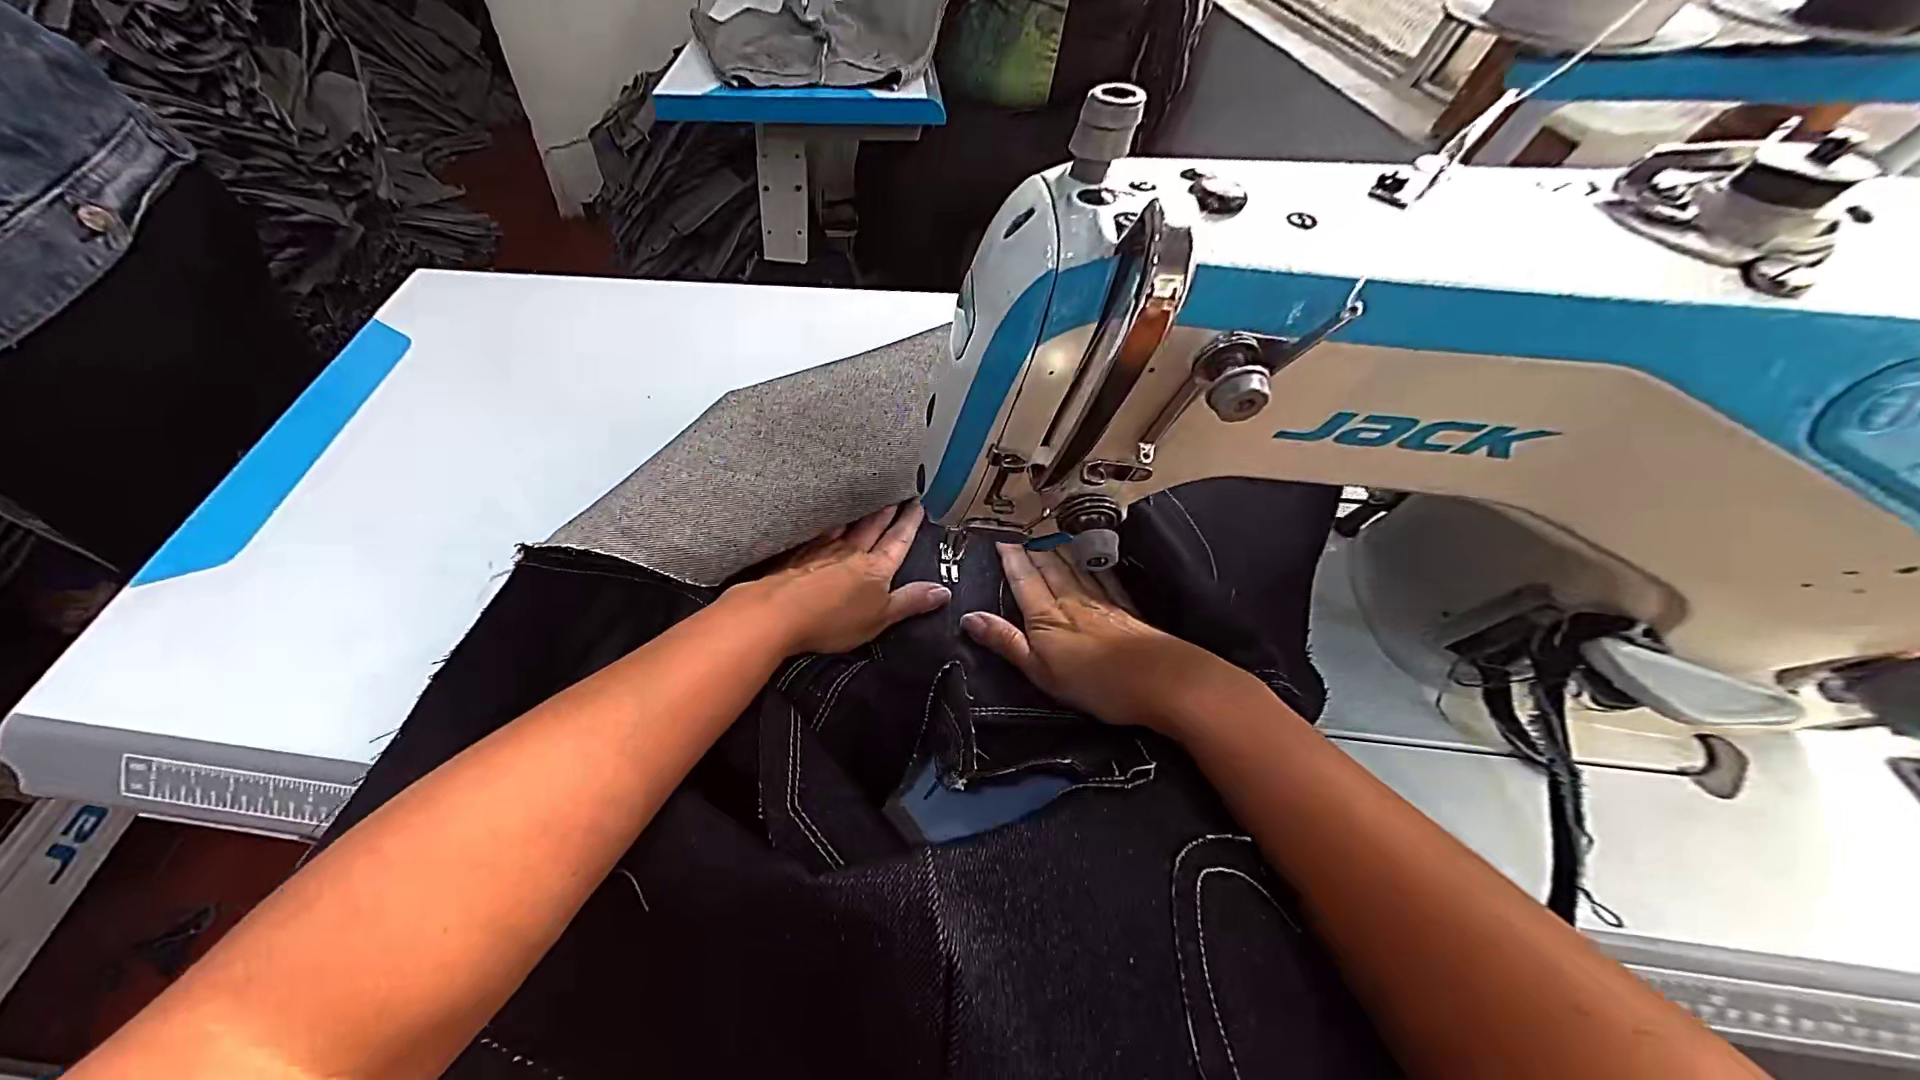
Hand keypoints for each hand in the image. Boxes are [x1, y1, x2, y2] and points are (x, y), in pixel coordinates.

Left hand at [726, 502, 950, 655]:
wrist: (778, 612)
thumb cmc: (828, 618)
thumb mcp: (880, 618)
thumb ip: (911, 602)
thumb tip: (941, 593)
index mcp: (875, 567)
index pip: (898, 540)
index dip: (910, 523)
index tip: (917, 507)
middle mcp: (850, 552)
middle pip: (873, 525)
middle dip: (888, 511)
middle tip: (897, 496)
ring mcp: (821, 550)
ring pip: (846, 525)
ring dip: (859, 513)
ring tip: (866, 501)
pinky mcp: (796, 555)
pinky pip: (817, 532)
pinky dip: (826, 524)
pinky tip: (824, 522)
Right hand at [961, 543, 1265, 735]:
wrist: (1160, 681)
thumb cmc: (1098, 683)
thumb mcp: (1040, 671)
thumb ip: (1006, 642)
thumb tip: (971, 619)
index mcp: (1048, 617)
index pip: (1024, 580)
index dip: (1011, 560)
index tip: (1001, 541)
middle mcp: (1073, 602)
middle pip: (1049, 568)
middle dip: (1033, 548)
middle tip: (1022, 532)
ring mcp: (1101, 602)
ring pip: (1074, 568)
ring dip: (1058, 549)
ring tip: (1048, 535)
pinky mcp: (1124, 609)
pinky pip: (1101, 576)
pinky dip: (1091, 563)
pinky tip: (1090, 557)